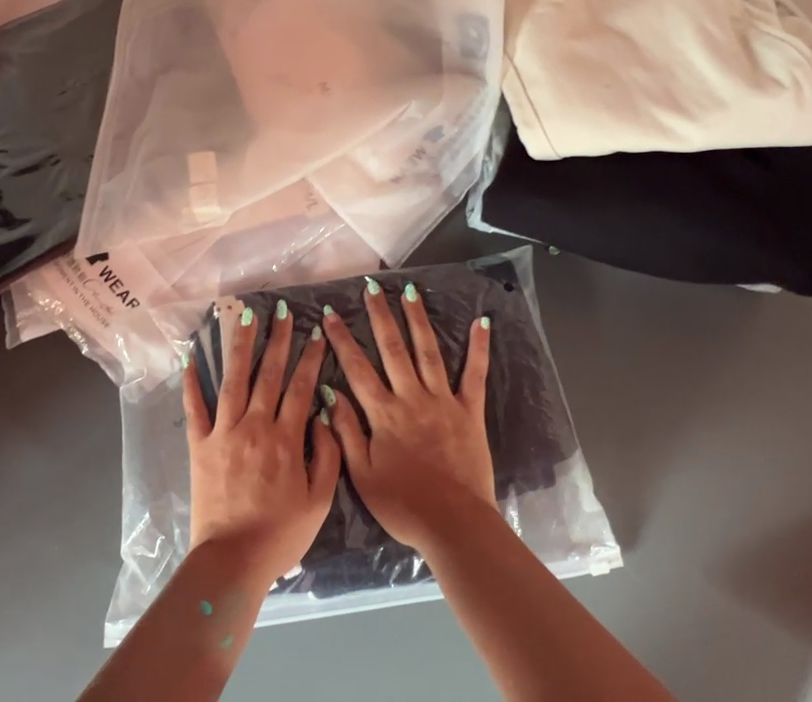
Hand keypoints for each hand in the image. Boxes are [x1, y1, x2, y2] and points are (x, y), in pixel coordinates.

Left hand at [183, 299, 339, 585]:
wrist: (233, 558)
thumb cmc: (281, 534)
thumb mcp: (320, 500)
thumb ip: (327, 454)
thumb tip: (323, 415)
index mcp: (287, 439)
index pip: (301, 387)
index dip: (310, 358)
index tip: (316, 332)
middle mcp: (255, 426)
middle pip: (269, 374)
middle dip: (278, 340)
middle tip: (284, 311)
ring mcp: (224, 434)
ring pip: (234, 381)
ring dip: (241, 346)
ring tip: (244, 316)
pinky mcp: (199, 447)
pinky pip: (195, 409)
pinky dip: (191, 382)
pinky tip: (190, 357)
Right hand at [322, 279, 495, 551]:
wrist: (452, 523)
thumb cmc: (402, 506)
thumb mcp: (362, 474)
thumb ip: (346, 432)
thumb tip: (330, 393)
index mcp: (383, 414)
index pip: (357, 368)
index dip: (341, 339)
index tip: (330, 314)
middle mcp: (412, 398)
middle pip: (392, 349)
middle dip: (379, 316)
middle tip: (371, 287)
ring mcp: (443, 401)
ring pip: (428, 352)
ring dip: (418, 319)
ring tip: (409, 290)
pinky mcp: (470, 411)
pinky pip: (475, 374)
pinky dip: (478, 348)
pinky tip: (481, 322)